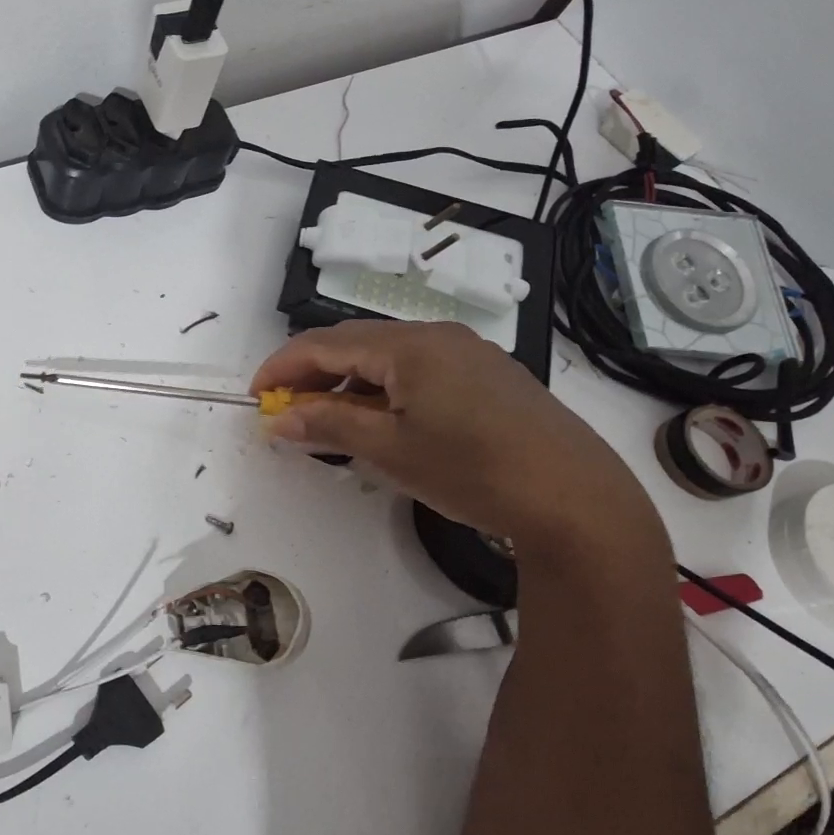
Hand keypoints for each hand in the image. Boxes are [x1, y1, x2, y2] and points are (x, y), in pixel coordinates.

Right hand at [252, 320, 660, 549]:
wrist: (577, 499)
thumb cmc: (473, 471)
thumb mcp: (390, 451)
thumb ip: (329, 426)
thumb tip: (279, 419)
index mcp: (410, 346)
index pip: (325, 343)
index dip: (283, 366)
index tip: (256, 397)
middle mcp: (438, 335)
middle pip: (356, 341)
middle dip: (313, 372)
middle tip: (287, 408)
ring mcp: (469, 352)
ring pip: (388, 354)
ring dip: (348, 380)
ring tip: (330, 419)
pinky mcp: (490, 374)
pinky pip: (419, 368)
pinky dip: (384, 386)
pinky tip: (383, 419)